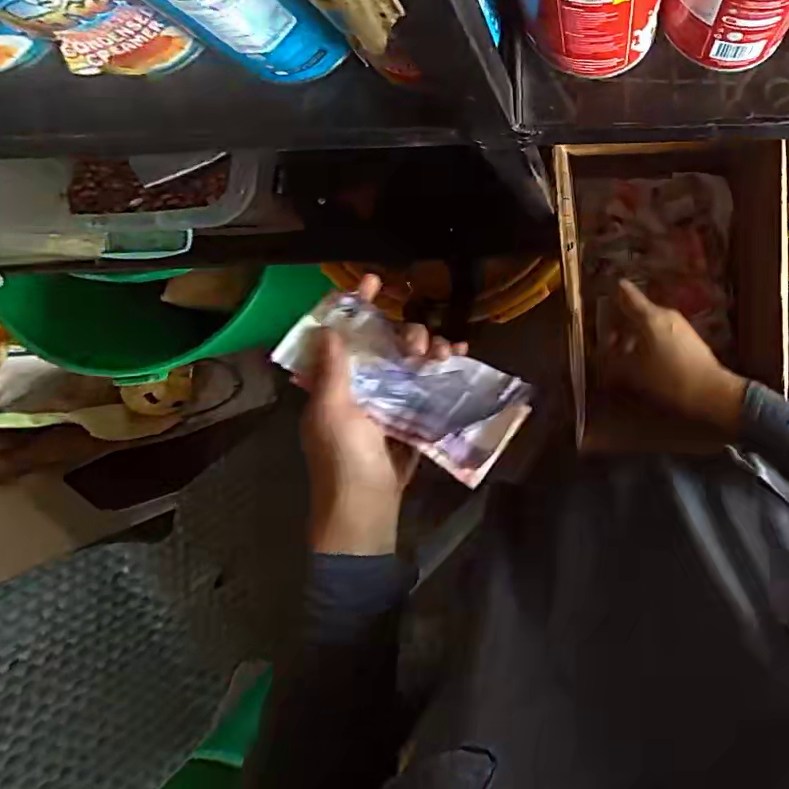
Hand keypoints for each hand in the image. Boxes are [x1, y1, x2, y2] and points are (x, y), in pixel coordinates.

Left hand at [300, 274, 464, 554]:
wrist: (367, 508)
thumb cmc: (343, 458)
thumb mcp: (332, 412)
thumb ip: (332, 371)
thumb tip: (329, 326)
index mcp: (334, 383)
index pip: (343, 334)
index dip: (354, 305)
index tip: (372, 280)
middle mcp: (361, 386)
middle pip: (385, 344)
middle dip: (405, 332)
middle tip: (418, 341)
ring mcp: (389, 401)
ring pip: (411, 360)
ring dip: (429, 348)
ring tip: (443, 353)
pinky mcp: (412, 415)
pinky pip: (428, 383)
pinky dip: (443, 368)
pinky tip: (458, 357)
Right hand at [603, 279, 746, 433]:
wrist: (711, 391)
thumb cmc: (669, 379)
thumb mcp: (636, 372)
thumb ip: (617, 358)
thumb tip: (607, 351)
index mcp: (651, 317)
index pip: (628, 296)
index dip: (615, 292)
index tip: (606, 287)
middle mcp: (666, 315)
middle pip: (638, 311)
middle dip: (621, 323)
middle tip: (608, 341)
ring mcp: (679, 325)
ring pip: (650, 322)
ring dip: (635, 334)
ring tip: (625, 354)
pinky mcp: (688, 337)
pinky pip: (661, 331)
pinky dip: (649, 339)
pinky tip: (644, 358)